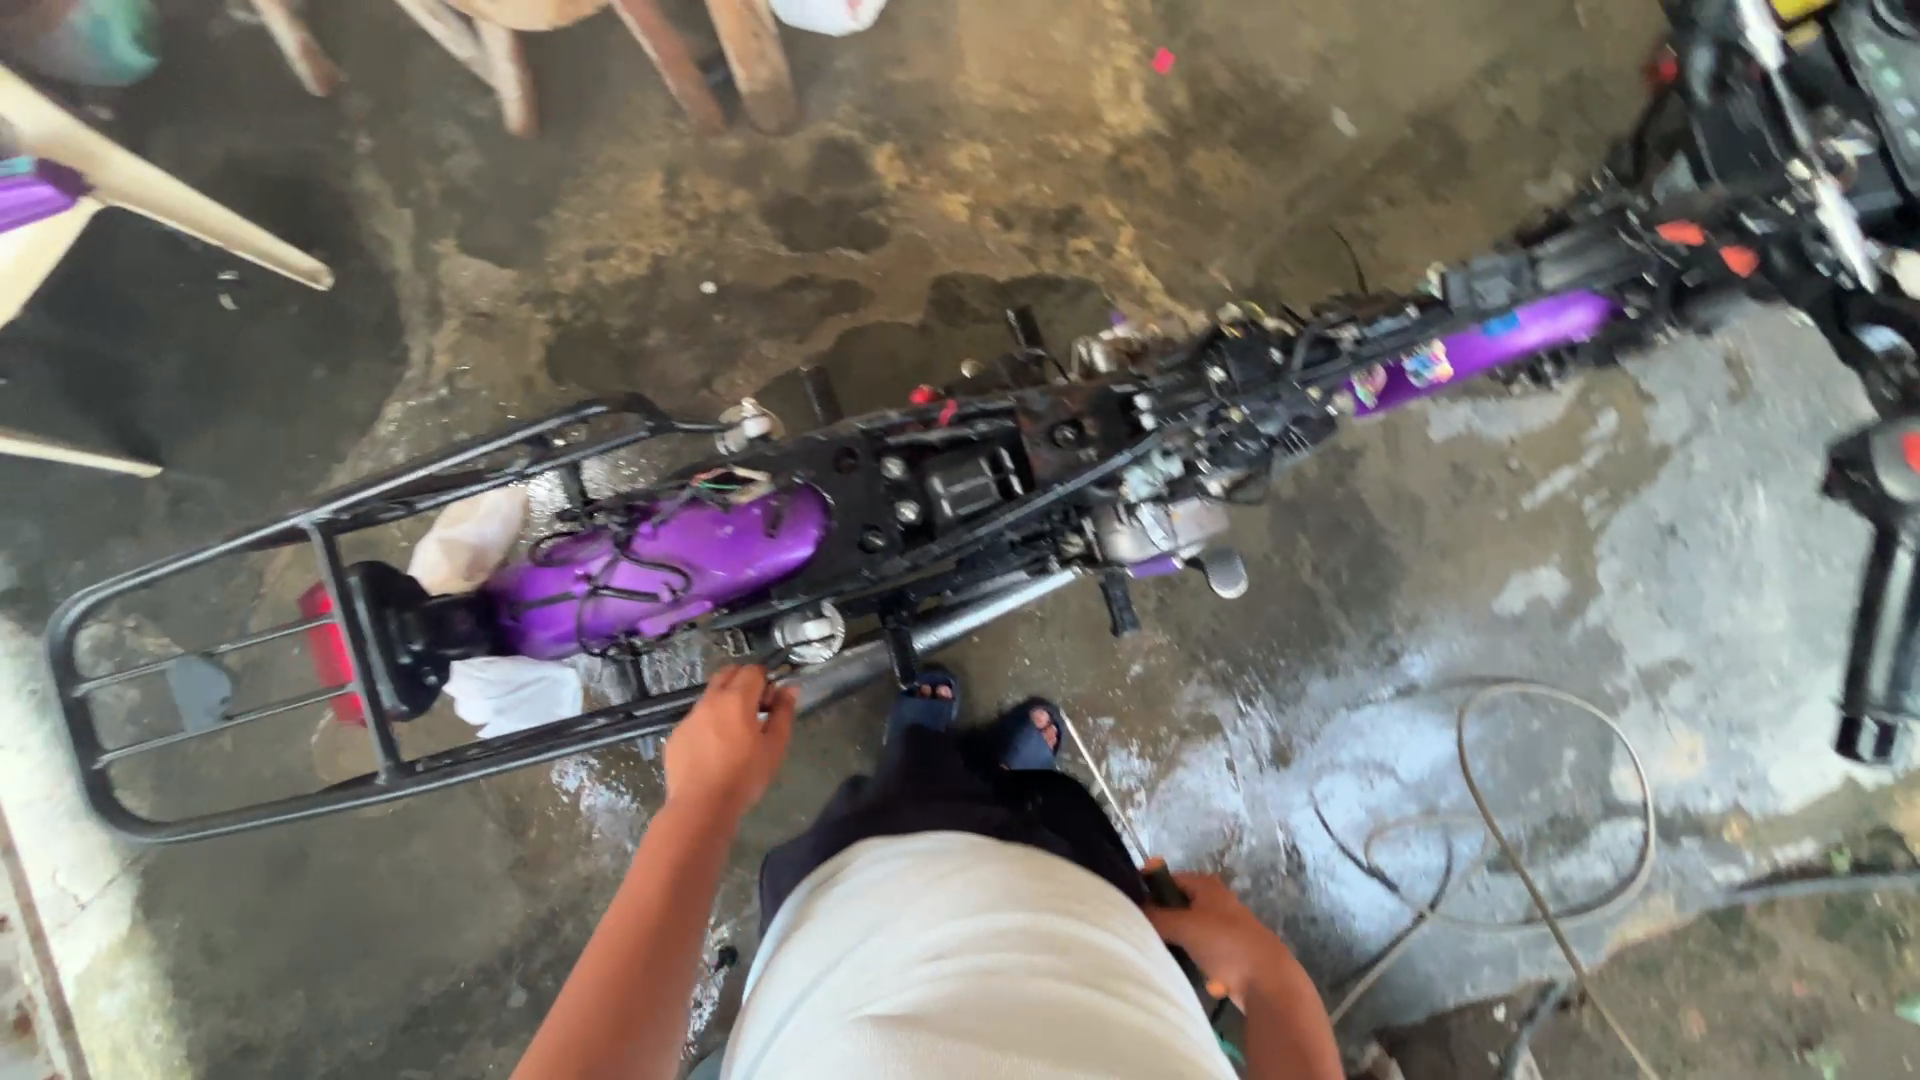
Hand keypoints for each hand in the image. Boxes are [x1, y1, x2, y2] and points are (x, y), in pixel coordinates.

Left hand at [662, 665, 795, 820]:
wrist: (701, 807)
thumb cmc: (745, 776)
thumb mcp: (775, 745)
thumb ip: (783, 712)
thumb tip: (789, 687)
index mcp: (736, 699)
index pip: (753, 670)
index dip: (766, 682)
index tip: (771, 704)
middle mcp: (709, 701)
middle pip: (727, 674)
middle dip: (743, 682)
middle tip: (755, 709)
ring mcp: (689, 718)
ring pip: (709, 696)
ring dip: (724, 703)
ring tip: (734, 733)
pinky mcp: (676, 736)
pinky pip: (695, 720)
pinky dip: (708, 724)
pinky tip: (713, 751)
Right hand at [1143, 870, 1292, 1008]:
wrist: (1268, 980)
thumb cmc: (1224, 943)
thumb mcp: (1184, 926)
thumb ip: (1157, 916)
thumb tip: (1136, 910)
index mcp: (1205, 885)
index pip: (1168, 878)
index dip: (1150, 888)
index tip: (1132, 905)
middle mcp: (1214, 900)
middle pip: (1177, 904)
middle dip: (1161, 917)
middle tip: (1143, 930)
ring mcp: (1223, 926)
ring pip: (1187, 928)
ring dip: (1175, 939)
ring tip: (1159, 950)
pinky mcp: (1229, 951)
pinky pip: (1199, 949)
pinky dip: (1191, 956)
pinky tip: (1182, 966)